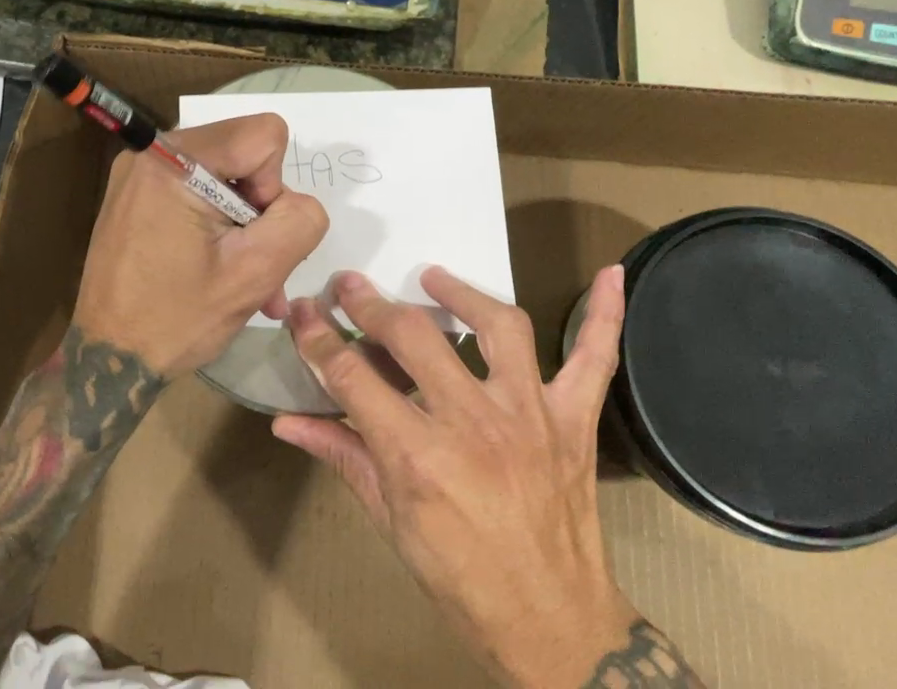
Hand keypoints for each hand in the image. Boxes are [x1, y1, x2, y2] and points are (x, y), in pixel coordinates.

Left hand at [72, 115, 329, 380]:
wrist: (110, 357)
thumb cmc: (176, 318)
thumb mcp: (253, 273)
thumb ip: (297, 222)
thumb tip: (296, 203)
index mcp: (173, 162)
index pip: (264, 136)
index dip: (275, 187)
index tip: (252, 237)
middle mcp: (151, 154)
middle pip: (243, 153)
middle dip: (261, 210)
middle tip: (256, 268)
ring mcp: (140, 174)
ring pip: (225, 175)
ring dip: (244, 226)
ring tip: (245, 281)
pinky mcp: (137, 196)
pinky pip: (198, 191)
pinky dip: (217, 225)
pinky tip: (220, 271)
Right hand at [274, 265, 640, 688]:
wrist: (549, 621)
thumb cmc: (458, 577)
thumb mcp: (388, 520)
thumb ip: (341, 455)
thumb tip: (286, 420)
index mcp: (418, 455)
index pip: (351, 375)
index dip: (317, 337)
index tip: (302, 311)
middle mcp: (473, 423)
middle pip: (413, 336)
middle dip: (371, 304)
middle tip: (350, 285)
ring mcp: (530, 416)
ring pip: (498, 327)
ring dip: (462, 292)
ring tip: (434, 277)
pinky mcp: (574, 421)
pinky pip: (595, 358)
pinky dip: (605, 315)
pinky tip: (610, 274)